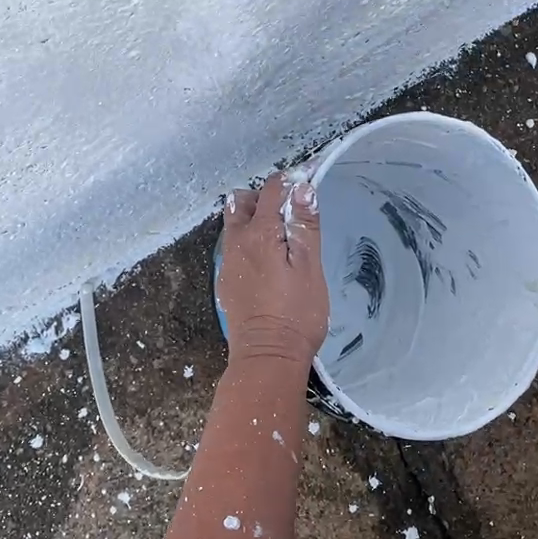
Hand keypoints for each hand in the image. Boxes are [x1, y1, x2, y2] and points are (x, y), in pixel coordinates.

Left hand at [219, 173, 327, 366]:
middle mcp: (236, 243)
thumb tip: (302, 187)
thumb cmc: (296, 313)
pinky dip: (248, 241)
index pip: (271, 190)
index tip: (308, 181)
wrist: (268, 357)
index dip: (290, 181)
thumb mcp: (310, 266)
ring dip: (253, 219)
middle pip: (241, 202)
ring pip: (234, 224)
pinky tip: (269, 260)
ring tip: (281, 236)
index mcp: (259, 233)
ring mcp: (228, 263)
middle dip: (264, 197)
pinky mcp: (227, 282)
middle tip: (290, 211)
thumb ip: (304, 225)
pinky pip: (234, 247)